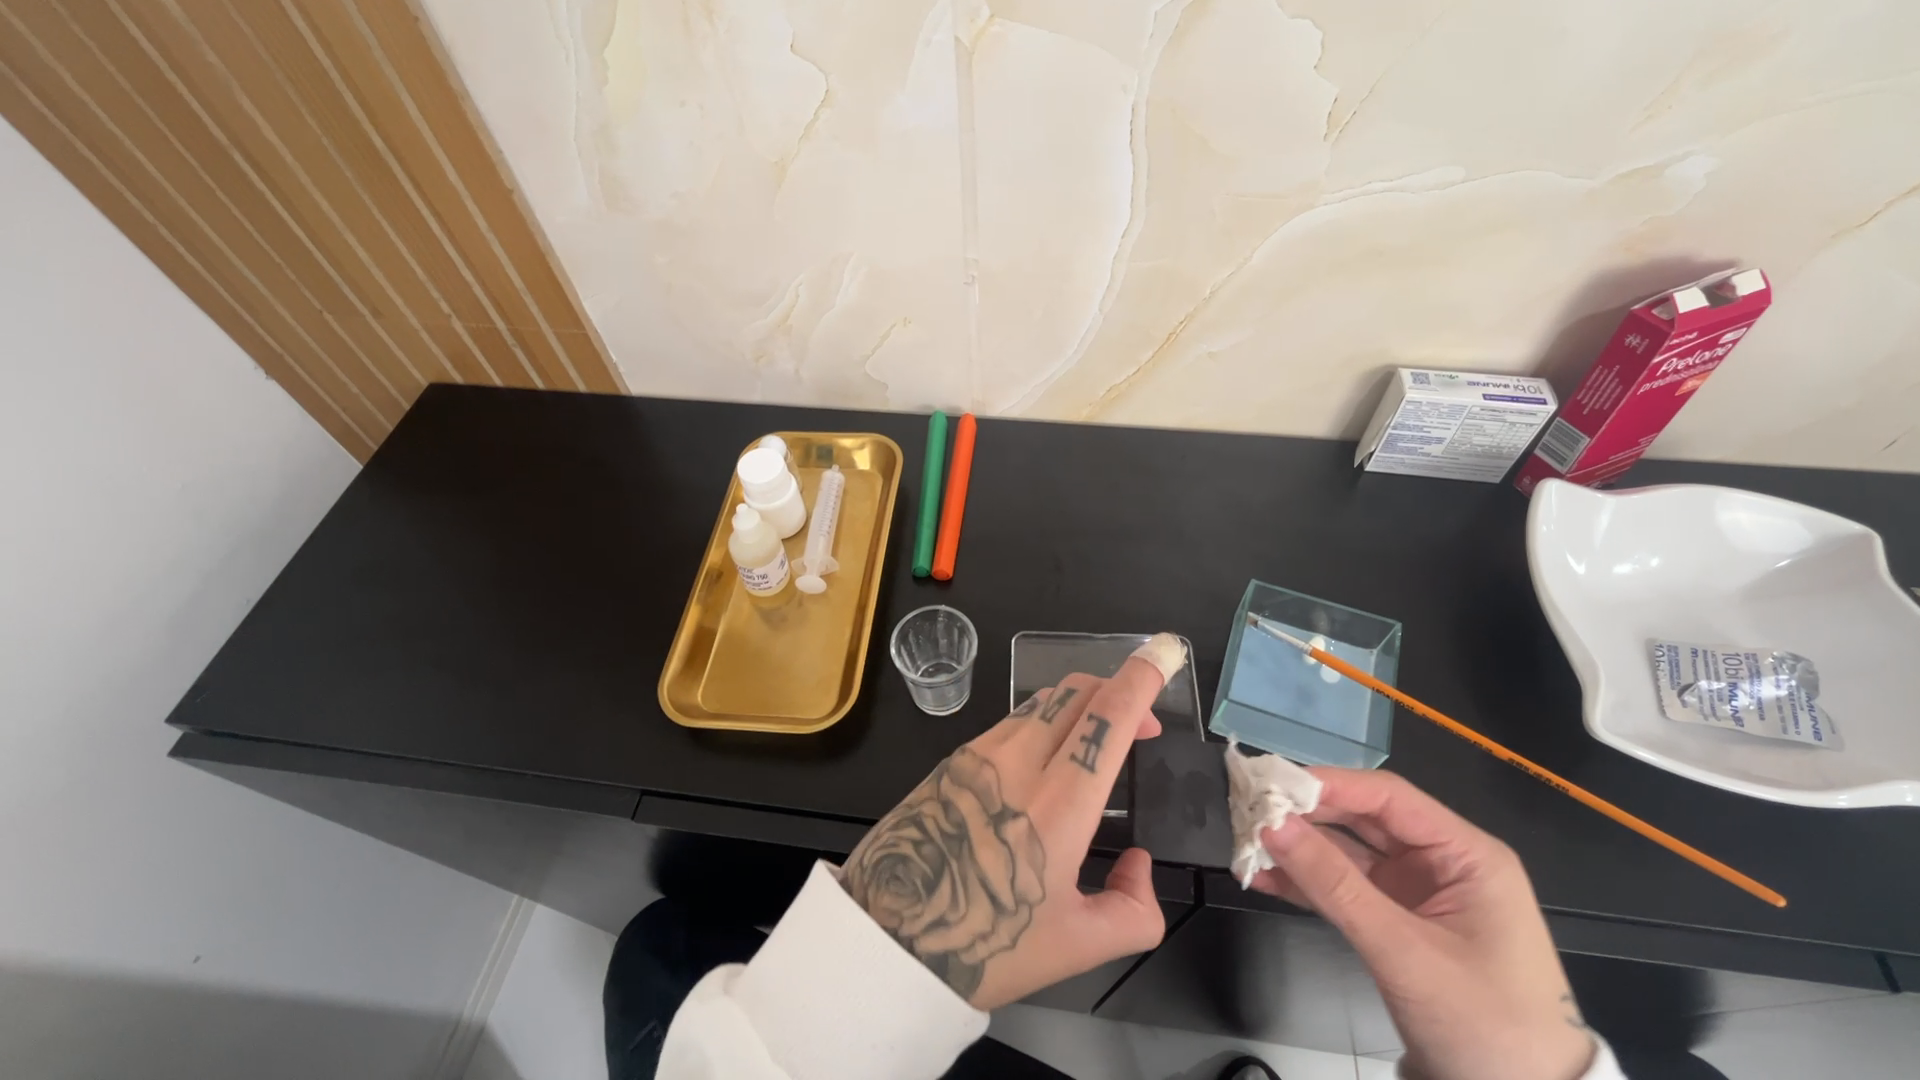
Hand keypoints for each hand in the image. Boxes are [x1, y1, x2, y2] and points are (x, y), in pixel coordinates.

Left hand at [840, 656, 1169, 1009]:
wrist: (885, 937)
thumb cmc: (984, 945)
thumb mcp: (1078, 947)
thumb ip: (1133, 910)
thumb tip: (1140, 867)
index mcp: (1060, 803)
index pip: (1109, 713)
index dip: (1143, 677)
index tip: (1164, 656)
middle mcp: (1020, 762)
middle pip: (1078, 690)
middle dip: (1119, 692)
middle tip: (1140, 730)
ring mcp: (980, 755)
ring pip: (1043, 701)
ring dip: (1081, 707)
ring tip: (1094, 748)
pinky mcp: (953, 761)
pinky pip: (1012, 721)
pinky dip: (1046, 723)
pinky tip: (1046, 764)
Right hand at [1251, 769, 1593, 1079]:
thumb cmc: (1485, 1025)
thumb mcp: (1405, 952)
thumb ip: (1335, 886)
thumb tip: (1271, 826)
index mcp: (1467, 855)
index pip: (1388, 798)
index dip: (1329, 784)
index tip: (1270, 781)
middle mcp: (1442, 864)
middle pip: (1363, 820)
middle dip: (1305, 814)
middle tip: (1248, 807)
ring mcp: (1417, 894)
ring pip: (1347, 854)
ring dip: (1299, 850)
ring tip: (1244, 841)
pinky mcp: (1397, 925)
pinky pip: (1345, 891)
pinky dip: (1307, 884)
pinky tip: (1264, 878)